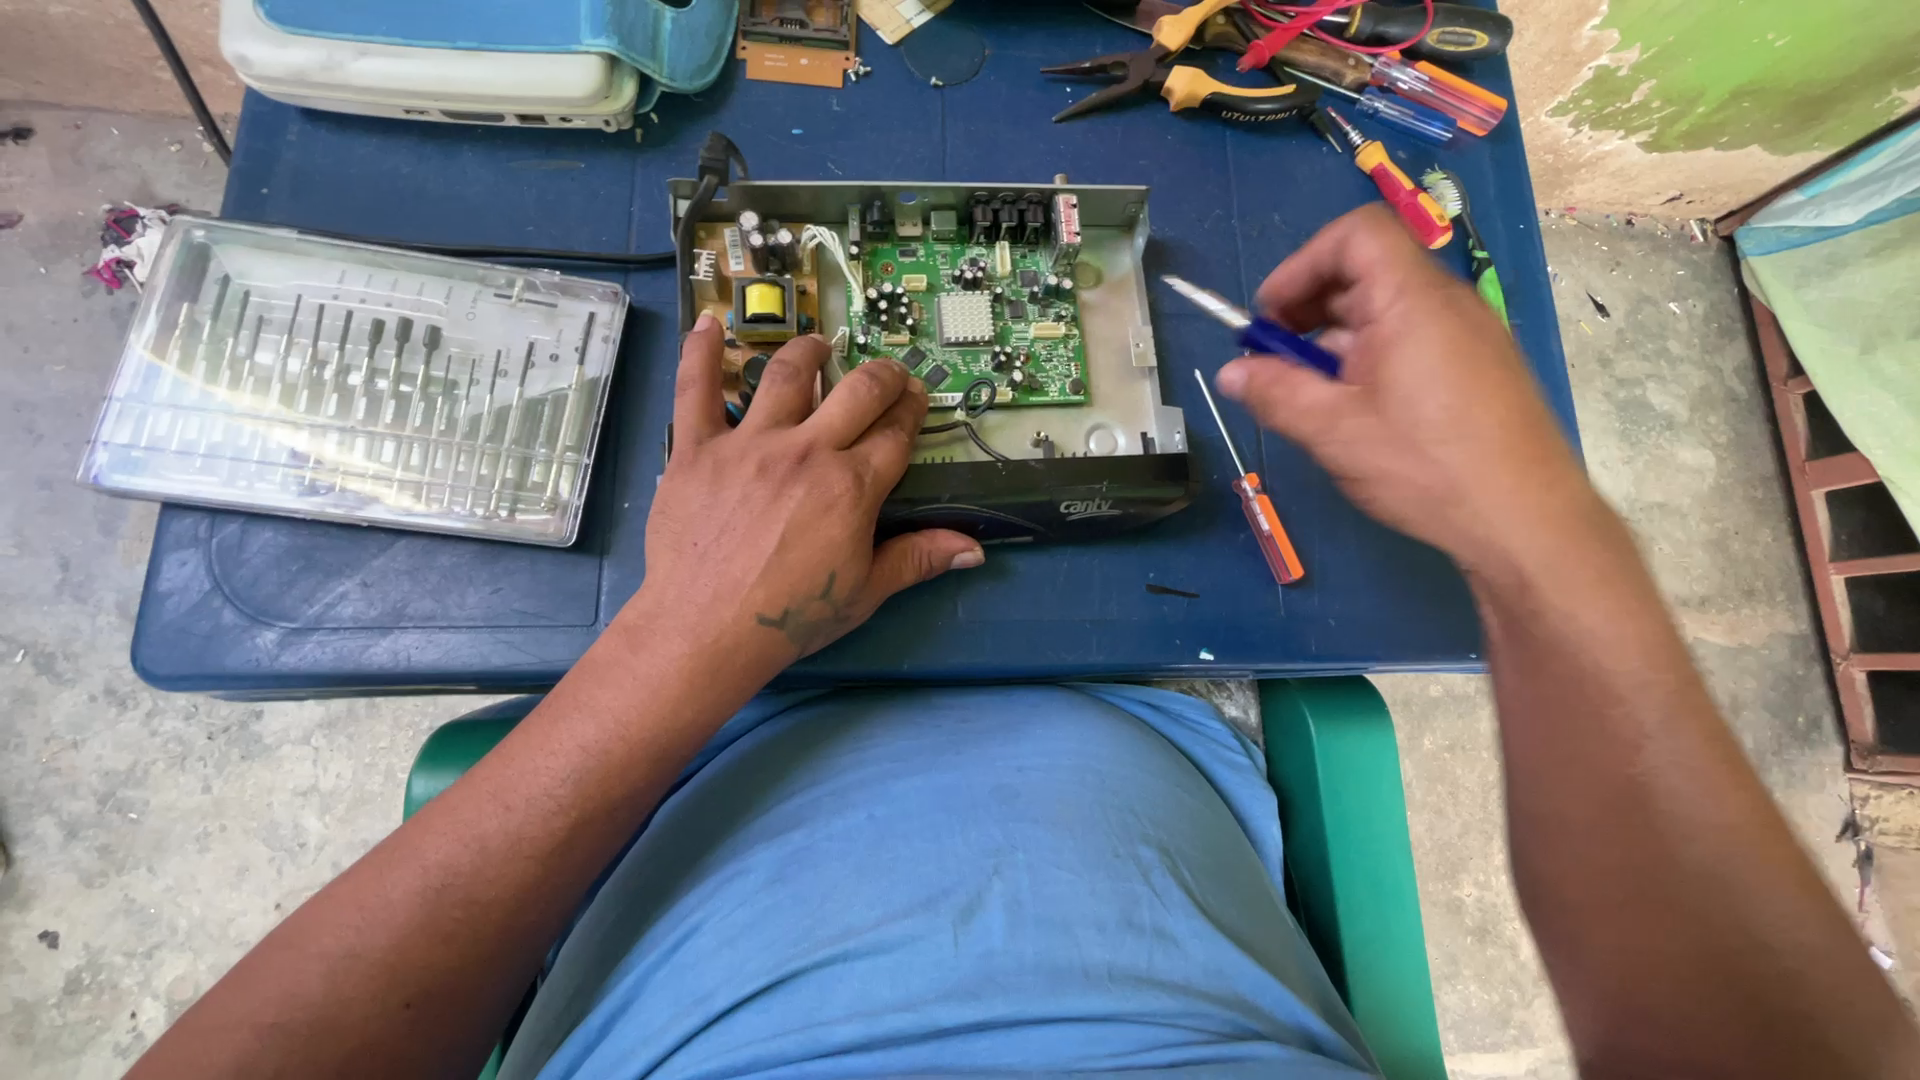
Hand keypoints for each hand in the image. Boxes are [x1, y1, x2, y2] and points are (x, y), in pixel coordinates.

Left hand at [630, 316, 983, 675]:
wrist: (705, 632)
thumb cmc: (791, 617)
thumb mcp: (865, 592)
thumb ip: (918, 560)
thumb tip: (975, 549)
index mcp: (852, 486)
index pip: (895, 434)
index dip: (912, 412)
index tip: (917, 400)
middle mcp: (808, 451)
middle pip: (857, 392)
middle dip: (882, 376)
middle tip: (888, 374)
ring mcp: (750, 443)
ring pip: (786, 374)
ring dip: (811, 351)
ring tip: (820, 345)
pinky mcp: (697, 448)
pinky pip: (696, 388)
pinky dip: (700, 350)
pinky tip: (706, 321)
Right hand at [1215, 205, 1598, 571]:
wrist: (1525, 521)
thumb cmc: (1425, 466)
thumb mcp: (1333, 430)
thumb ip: (1275, 392)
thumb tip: (1229, 373)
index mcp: (1411, 301)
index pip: (1355, 234)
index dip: (1301, 264)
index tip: (1267, 317)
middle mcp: (1445, 303)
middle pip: (1365, 271)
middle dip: (1306, 307)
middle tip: (1273, 360)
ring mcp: (1466, 335)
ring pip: (1383, 311)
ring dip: (1331, 340)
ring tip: (1306, 393)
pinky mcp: (1474, 368)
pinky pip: (1408, 340)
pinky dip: (1365, 358)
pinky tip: (1350, 409)